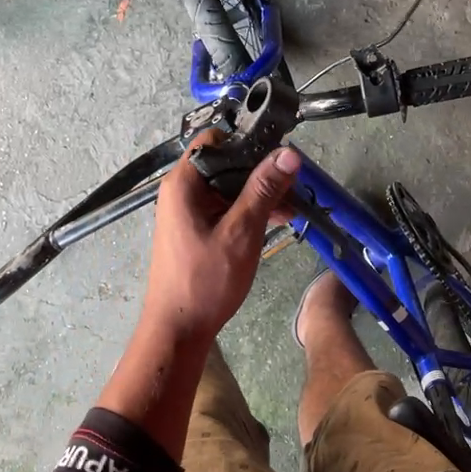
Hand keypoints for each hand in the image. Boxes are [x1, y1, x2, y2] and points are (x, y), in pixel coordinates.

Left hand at [139, 134, 301, 347]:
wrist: (178, 331)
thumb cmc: (205, 280)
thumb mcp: (241, 231)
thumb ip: (264, 189)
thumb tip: (289, 153)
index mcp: (184, 182)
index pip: (216, 139)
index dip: (247, 140)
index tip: (278, 152)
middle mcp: (182, 190)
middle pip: (225, 162)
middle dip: (260, 171)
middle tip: (292, 184)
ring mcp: (188, 210)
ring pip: (228, 185)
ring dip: (258, 192)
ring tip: (291, 206)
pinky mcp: (196, 227)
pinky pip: (225, 205)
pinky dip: (248, 208)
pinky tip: (276, 220)